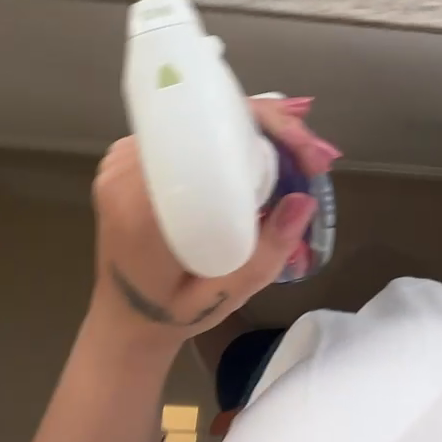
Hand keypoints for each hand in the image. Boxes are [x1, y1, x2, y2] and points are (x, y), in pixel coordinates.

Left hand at [87, 97, 339, 347]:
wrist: (125, 322)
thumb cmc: (173, 312)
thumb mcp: (226, 294)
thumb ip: (267, 253)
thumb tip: (305, 199)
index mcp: (142, 201)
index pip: (210, 131)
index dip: (266, 125)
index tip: (305, 152)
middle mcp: (128, 169)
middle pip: (211, 118)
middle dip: (274, 127)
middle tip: (317, 157)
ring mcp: (124, 161)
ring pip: (204, 120)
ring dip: (257, 128)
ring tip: (302, 153)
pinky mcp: (131, 160)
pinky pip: (190, 131)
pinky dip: (232, 133)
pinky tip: (268, 146)